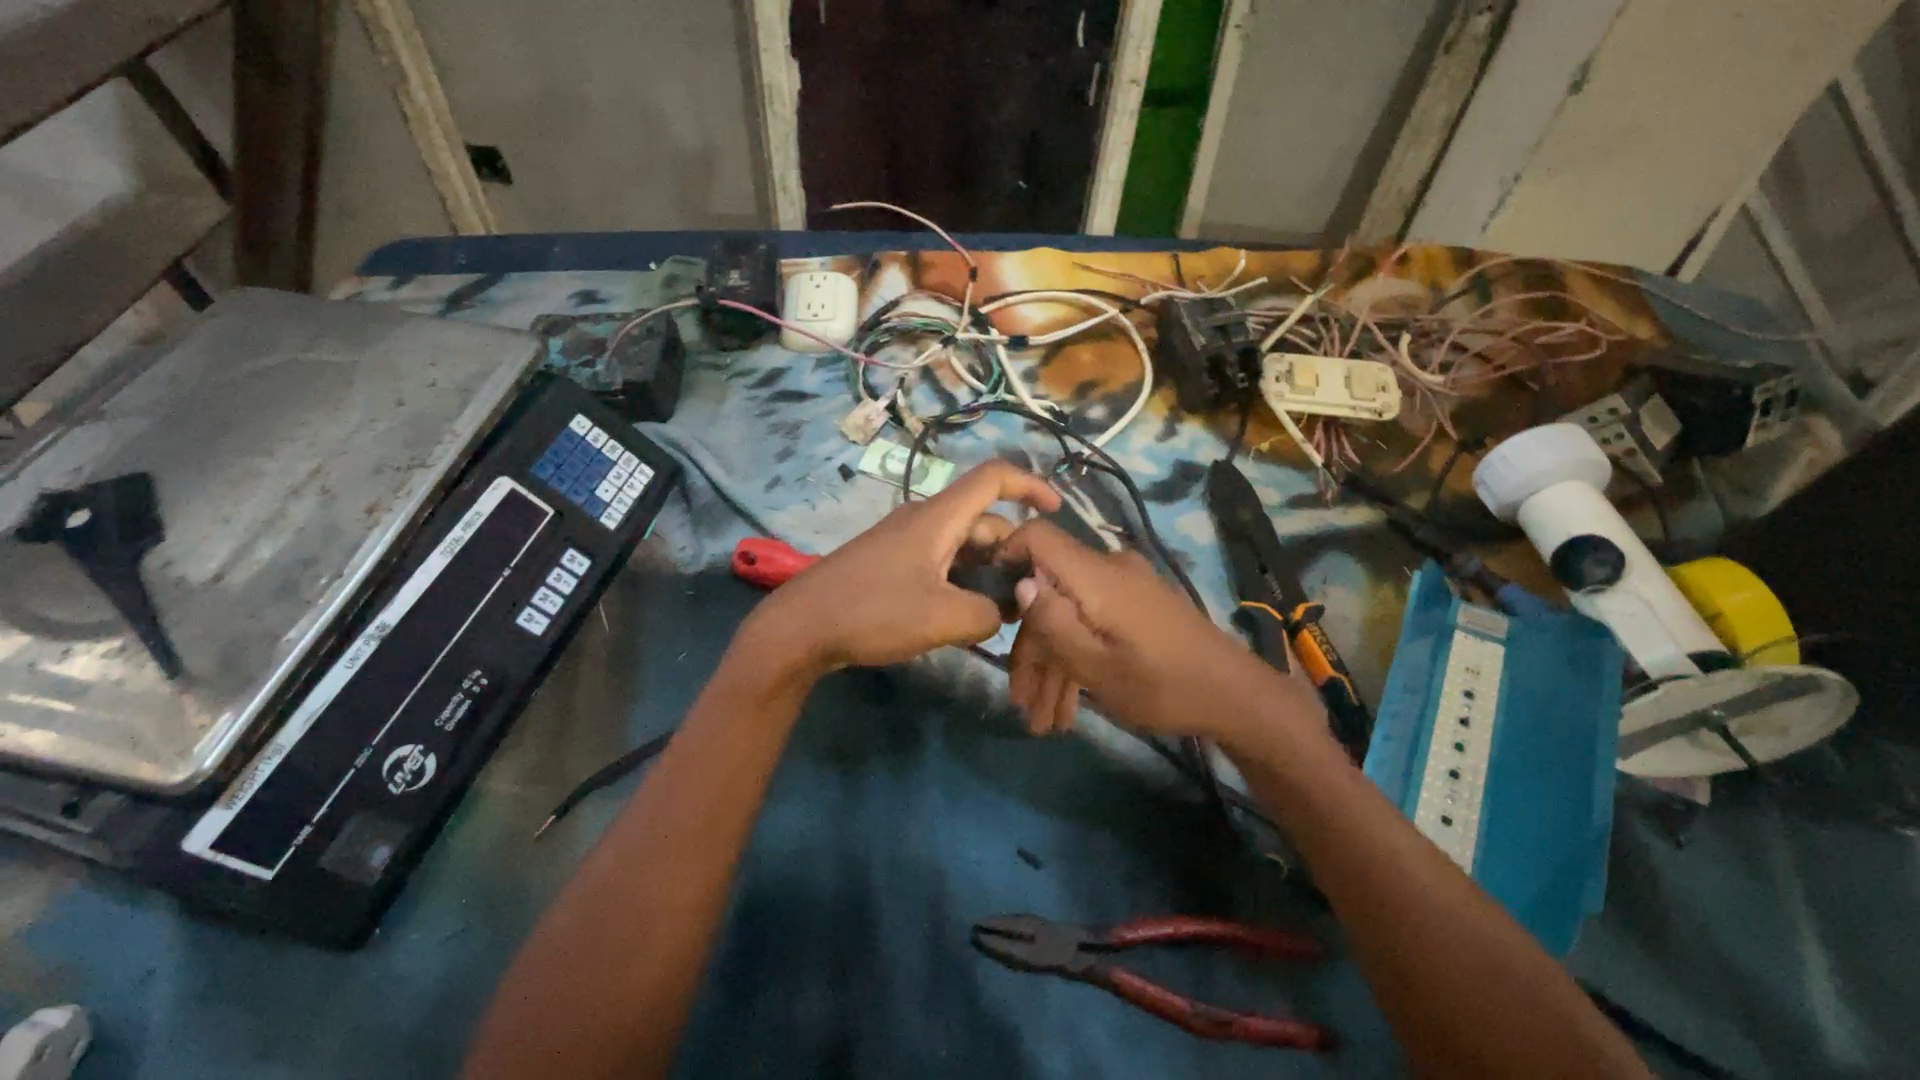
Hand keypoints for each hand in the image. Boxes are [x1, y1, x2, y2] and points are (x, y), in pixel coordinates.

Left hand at [744, 461, 1060, 675]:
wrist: (802, 627)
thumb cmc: (873, 612)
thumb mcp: (943, 618)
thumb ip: (988, 613)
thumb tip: (999, 612)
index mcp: (939, 518)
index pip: (994, 478)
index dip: (1031, 485)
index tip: (1058, 510)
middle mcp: (924, 521)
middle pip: (983, 520)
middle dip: (1013, 551)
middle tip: (1033, 592)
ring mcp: (905, 543)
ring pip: (963, 546)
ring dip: (988, 572)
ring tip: (1006, 611)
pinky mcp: (891, 565)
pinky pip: (941, 563)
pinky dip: (963, 581)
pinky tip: (968, 617)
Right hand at [1000, 520, 1322, 744]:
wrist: (1235, 696)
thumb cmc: (1162, 686)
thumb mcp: (1097, 667)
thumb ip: (1054, 624)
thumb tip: (1019, 582)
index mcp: (1096, 576)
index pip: (1037, 537)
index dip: (1006, 557)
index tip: (988, 602)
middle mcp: (1109, 571)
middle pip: (1049, 595)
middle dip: (1032, 652)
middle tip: (1022, 707)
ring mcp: (1126, 589)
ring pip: (1071, 617)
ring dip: (1054, 669)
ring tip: (1044, 724)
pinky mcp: (1138, 608)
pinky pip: (1095, 623)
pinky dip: (1080, 660)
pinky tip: (1070, 709)